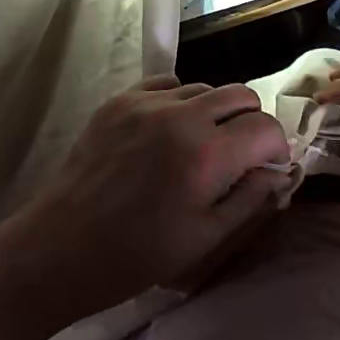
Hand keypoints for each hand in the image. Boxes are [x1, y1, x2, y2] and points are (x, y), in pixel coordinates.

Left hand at [0, 75, 291, 324]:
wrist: (61, 248)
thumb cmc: (138, 255)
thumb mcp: (206, 237)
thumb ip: (251, 197)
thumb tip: (279, 170)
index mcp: (207, 155)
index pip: (266, 128)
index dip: (276, 148)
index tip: (267, 168)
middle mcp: (180, 116)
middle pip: (241, 95)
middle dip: (251, 123)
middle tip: (239, 155)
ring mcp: (145, 103)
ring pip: (204, 87)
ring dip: (215, 112)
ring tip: (199, 146)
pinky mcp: (118, 101)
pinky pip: (166, 84)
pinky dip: (180, 101)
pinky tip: (168, 132)